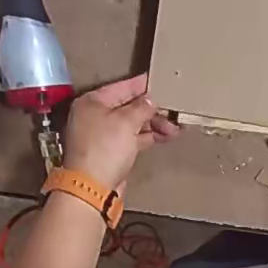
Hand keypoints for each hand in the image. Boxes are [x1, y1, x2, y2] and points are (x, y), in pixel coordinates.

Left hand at [60, 74, 178, 191]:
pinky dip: (148, 136)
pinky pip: (133, 137)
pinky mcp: (111, 150)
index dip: (143, 85)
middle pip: (130, 106)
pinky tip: (164, 137)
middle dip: (153, 110)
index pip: (123, 87)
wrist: (93, 186)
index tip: (161, 81)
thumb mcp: (126, 122)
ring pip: (133, 123)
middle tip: (173, 112)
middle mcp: (96, 115)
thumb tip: (151, 100)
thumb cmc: (104, 149)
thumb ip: (142, 107)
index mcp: (93, 101)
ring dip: (154, 125)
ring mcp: (103, 134)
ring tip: (174, 130)